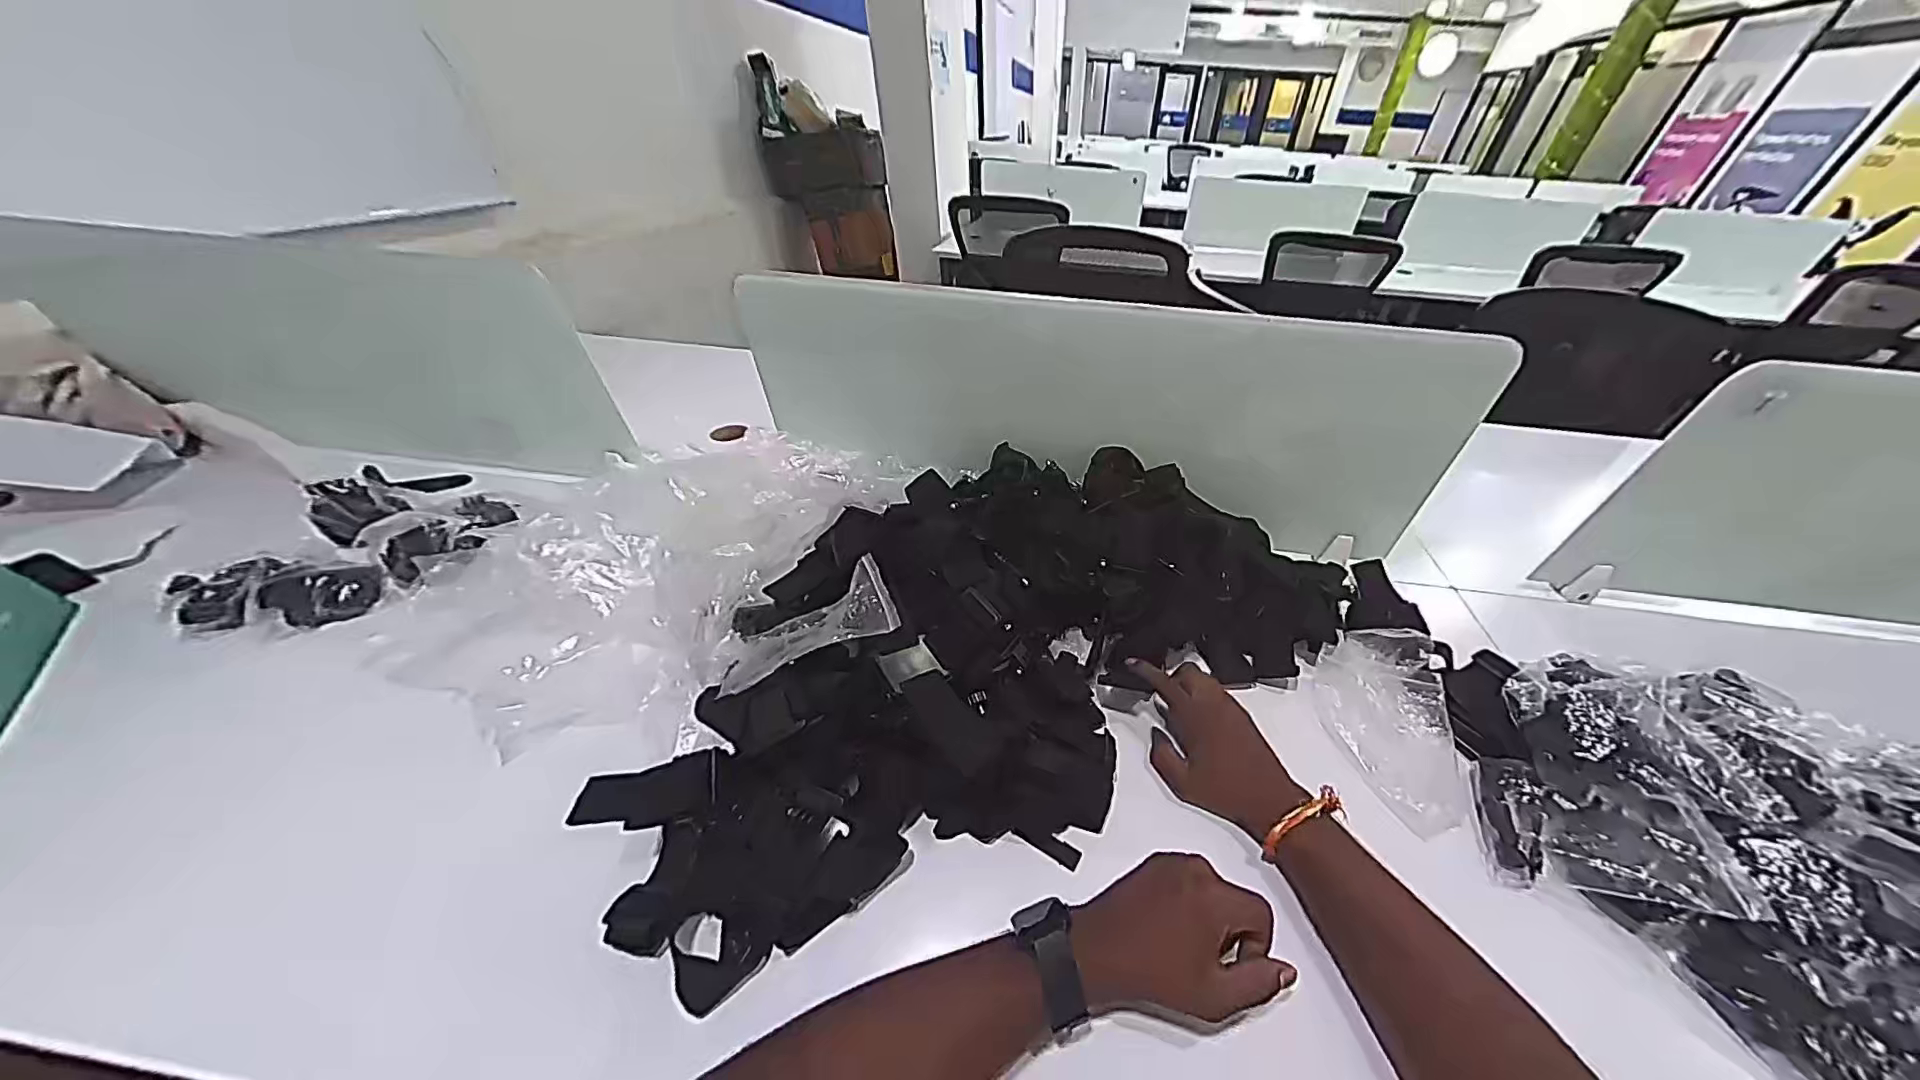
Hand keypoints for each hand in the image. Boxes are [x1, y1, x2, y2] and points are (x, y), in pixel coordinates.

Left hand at [1071, 853, 1297, 1022]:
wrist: (1096, 953)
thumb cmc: (1144, 969)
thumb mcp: (1215, 996)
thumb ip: (1259, 983)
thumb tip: (1280, 970)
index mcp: (1212, 894)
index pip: (1262, 914)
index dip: (1256, 947)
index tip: (1234, 963)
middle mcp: (1192, 869)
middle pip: (1236, 901)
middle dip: (1230, 932)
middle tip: (1204, 959)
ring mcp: (1169, 863)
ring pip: (1211, 890)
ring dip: (1207, 917)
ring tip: (1181, 945)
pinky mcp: (1152, 864)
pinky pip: (1186, 880)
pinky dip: (1184, 902)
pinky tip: (1167, 928)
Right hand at [1132, 660, 1310, 839]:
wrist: (1271, 801)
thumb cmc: (1230, 792)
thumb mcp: (1181, 781)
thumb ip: (1160, 753)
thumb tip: (1156, 736)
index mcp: (1195, 716)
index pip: (1165, 681)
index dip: (1145, 669)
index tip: (1134, 665)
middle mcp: (1215, 705)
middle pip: (1187, 670)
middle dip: (1169, 676)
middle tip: (1158, 693)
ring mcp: (1231, 709)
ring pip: (1204, 679)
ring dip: (1187, 686)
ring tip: (1177, 708)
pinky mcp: (1243, 716)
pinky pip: (1218, 693)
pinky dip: (1203, 696)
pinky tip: (1197, 720)